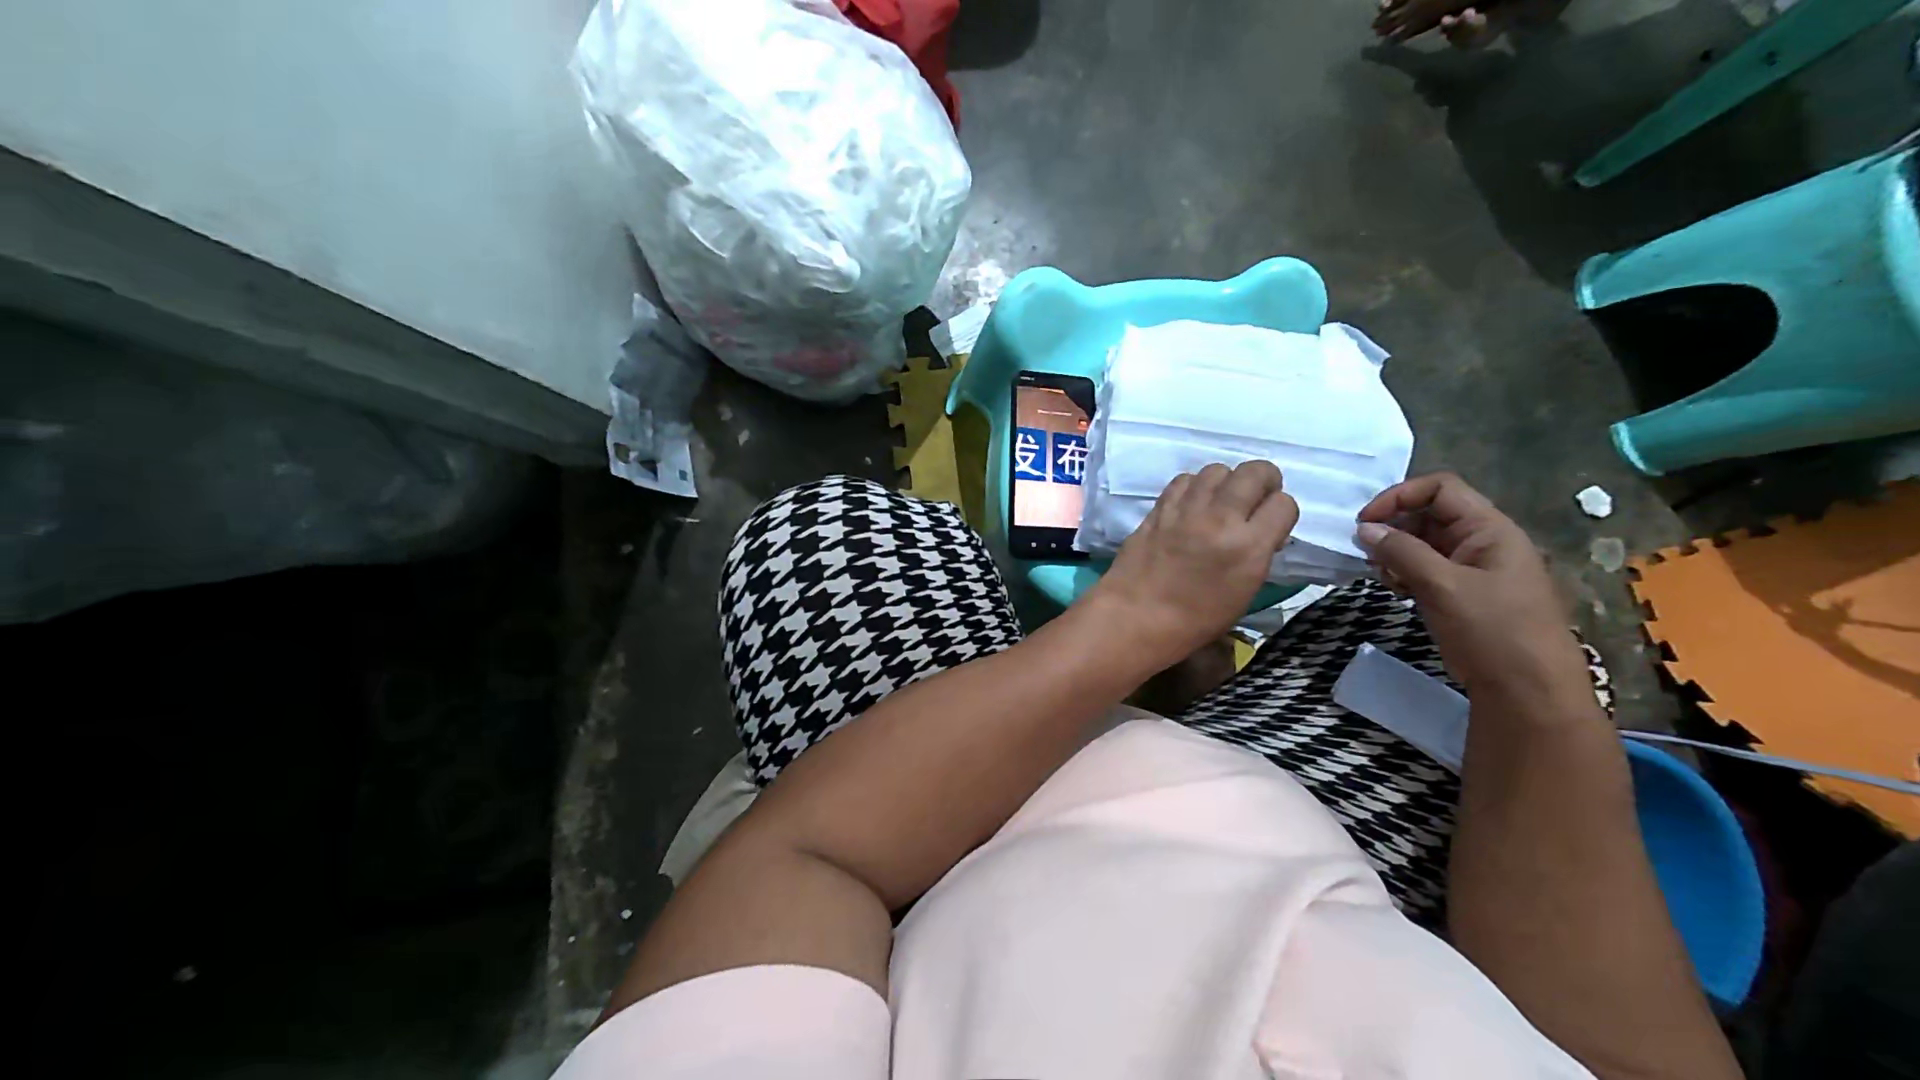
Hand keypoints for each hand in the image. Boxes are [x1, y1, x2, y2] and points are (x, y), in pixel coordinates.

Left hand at [1086, 461, 1298, 670]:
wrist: (1136, 616)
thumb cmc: (1197, 619)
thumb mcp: (1245, 590)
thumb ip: (1259, 551)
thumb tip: (1261, 529)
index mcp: (1249, 547)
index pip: (1284, 503)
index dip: (1280, 512)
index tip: (1272, 523)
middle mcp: (1221, 519)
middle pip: (1255, 471)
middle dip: (1263, 481)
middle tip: (1255, 499)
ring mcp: (1187, 510)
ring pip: (1218, 469)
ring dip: (1226, 482)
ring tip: (1221, 502)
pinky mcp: (1160, 508)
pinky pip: (1184, 480)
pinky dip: (1194, 487)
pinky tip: (1192, 505)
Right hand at [1356, 472, 1593, 711]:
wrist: (1528, 690)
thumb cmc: (1492, 630)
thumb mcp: (1442, 586)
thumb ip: (1401, 552)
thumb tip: (1364, 529)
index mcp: (1490, 529)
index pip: (1439, 488)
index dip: (1399, 496)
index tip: (1365, 522)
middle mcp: (1483, 541)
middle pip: (1429, 513)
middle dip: (1393, 527)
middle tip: (1367, 553)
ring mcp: (1473, 568)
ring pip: (1424, 542)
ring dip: (1396, 552)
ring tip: (1382, 575)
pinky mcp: (1463, 593)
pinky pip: (1427, 568)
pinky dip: (1404, 572)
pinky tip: (1395, 589)